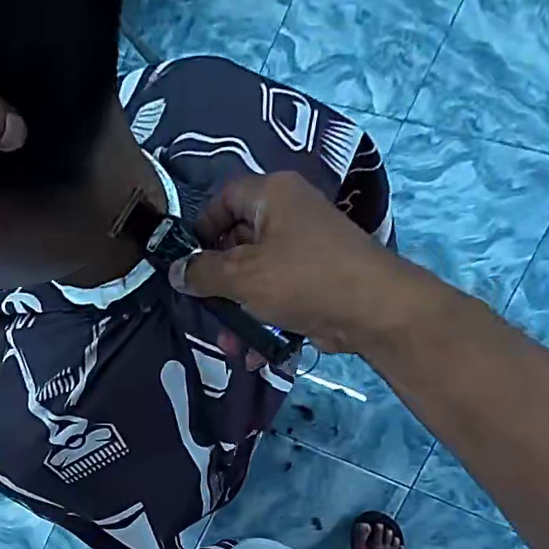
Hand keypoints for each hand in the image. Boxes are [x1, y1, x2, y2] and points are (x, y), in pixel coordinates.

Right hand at [170, 172, 442, 353]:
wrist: (372, 309)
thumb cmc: (302, 279)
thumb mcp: (243, 276)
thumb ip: (203, 273)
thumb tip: (176, 271)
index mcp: (272, 195)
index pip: (225, 198)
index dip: (201, 227)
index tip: (187, 261)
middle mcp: (290, 215)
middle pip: (239, 242)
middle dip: (219, 283)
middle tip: (204, 309)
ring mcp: (307, 249)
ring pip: (258, 277)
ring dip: (239, 312)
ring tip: (230, 345)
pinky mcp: (317, 282)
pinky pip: (279, 297)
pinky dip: (264, 321)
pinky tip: (254, 353)